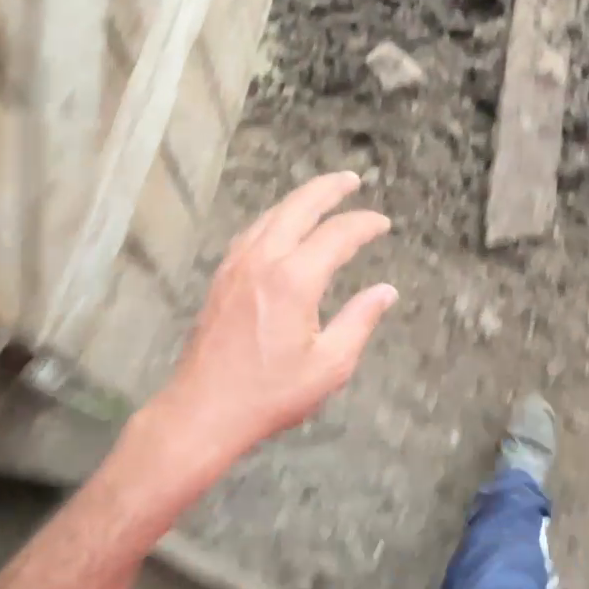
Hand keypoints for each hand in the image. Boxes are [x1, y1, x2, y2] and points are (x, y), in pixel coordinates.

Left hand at [156, 172, 396, 459]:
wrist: (203, 410)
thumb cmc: (270, 394)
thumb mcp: (329, 365)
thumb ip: (359, 321)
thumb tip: (386, 291)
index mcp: (294, 280)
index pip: (337, 235)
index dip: (364, 224)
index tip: (383, 223)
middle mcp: (263, 261)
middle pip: (298, 207)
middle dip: (328, 189)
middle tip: (351, 179)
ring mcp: (236, 266)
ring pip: (270, 215)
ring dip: (299, 199)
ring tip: (321, 194)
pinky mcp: (221, 277)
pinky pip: (251, 232)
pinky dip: (273, 218)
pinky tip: (280, 225)